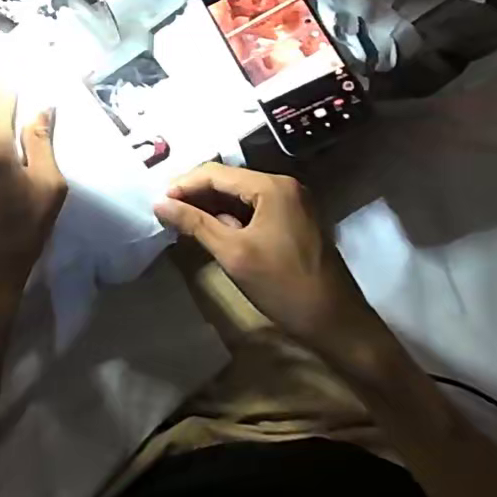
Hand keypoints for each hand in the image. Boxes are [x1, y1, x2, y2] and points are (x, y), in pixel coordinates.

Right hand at [155, 163, 376, 352]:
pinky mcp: (294, 219)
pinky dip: (231, 216)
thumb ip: (195, 224)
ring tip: (183, 221)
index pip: (216, 173)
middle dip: (196, 194)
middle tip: (167, 212)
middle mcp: (284, 185)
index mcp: (271, 186)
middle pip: (228, 180)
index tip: (159, 202)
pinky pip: (254, 208)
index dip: (184, 185)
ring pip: (240, 195)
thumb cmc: (284, 286)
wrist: (338, 323)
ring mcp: (292, 202)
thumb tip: (159, 203)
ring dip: (211, 206)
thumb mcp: (233, 254)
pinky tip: (212, 230)